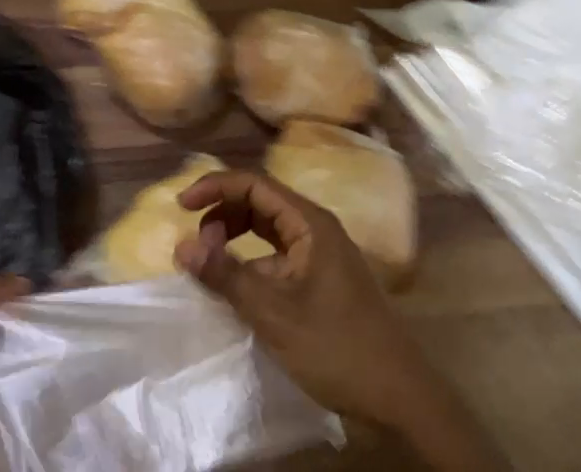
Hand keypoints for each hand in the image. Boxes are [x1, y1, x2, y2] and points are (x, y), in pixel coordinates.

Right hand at [176, 170, 508, 471]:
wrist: (400, 397)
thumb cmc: (338, 348)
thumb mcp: (273, 313)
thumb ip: (226, 276)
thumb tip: (181, 246)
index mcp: (311, 224)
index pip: (254, 184)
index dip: (214, 187)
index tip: (180, 206)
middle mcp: (316, 230)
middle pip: (260, 202)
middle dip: (222, 214)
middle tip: (197, 245)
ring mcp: (321, 255)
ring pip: (267, 231)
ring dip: (235, 239)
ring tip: (212, 267)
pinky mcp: (321, 280)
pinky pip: (277, 256)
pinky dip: (251, 264)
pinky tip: (236, 290)